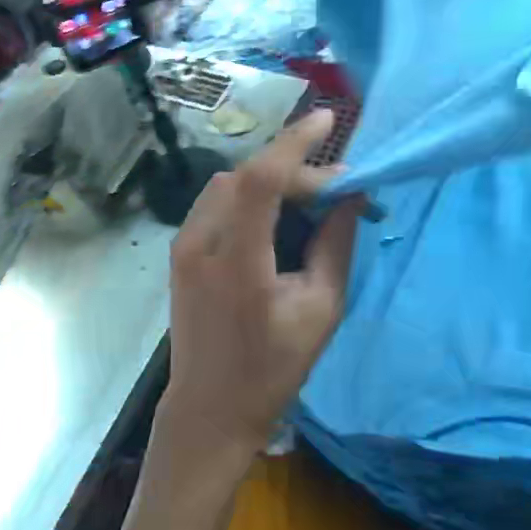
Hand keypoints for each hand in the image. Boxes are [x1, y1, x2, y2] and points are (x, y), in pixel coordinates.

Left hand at [160, 109, 363, 457]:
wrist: (209, 408)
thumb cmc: (272, 368)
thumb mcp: (321, 309)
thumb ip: (336, 243)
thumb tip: (351, 194)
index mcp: (237, 261)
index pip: (261, 180)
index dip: (295, 143)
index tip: (328, 121)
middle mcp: (200, 241)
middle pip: (249, 176)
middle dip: (296, 172)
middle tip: (338, 190)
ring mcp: (183, 243)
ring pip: (231, 183)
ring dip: (272, 182)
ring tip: (309, 204)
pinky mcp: (180, 249)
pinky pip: (218, 201)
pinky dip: (251, 196)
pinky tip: (276, 217)